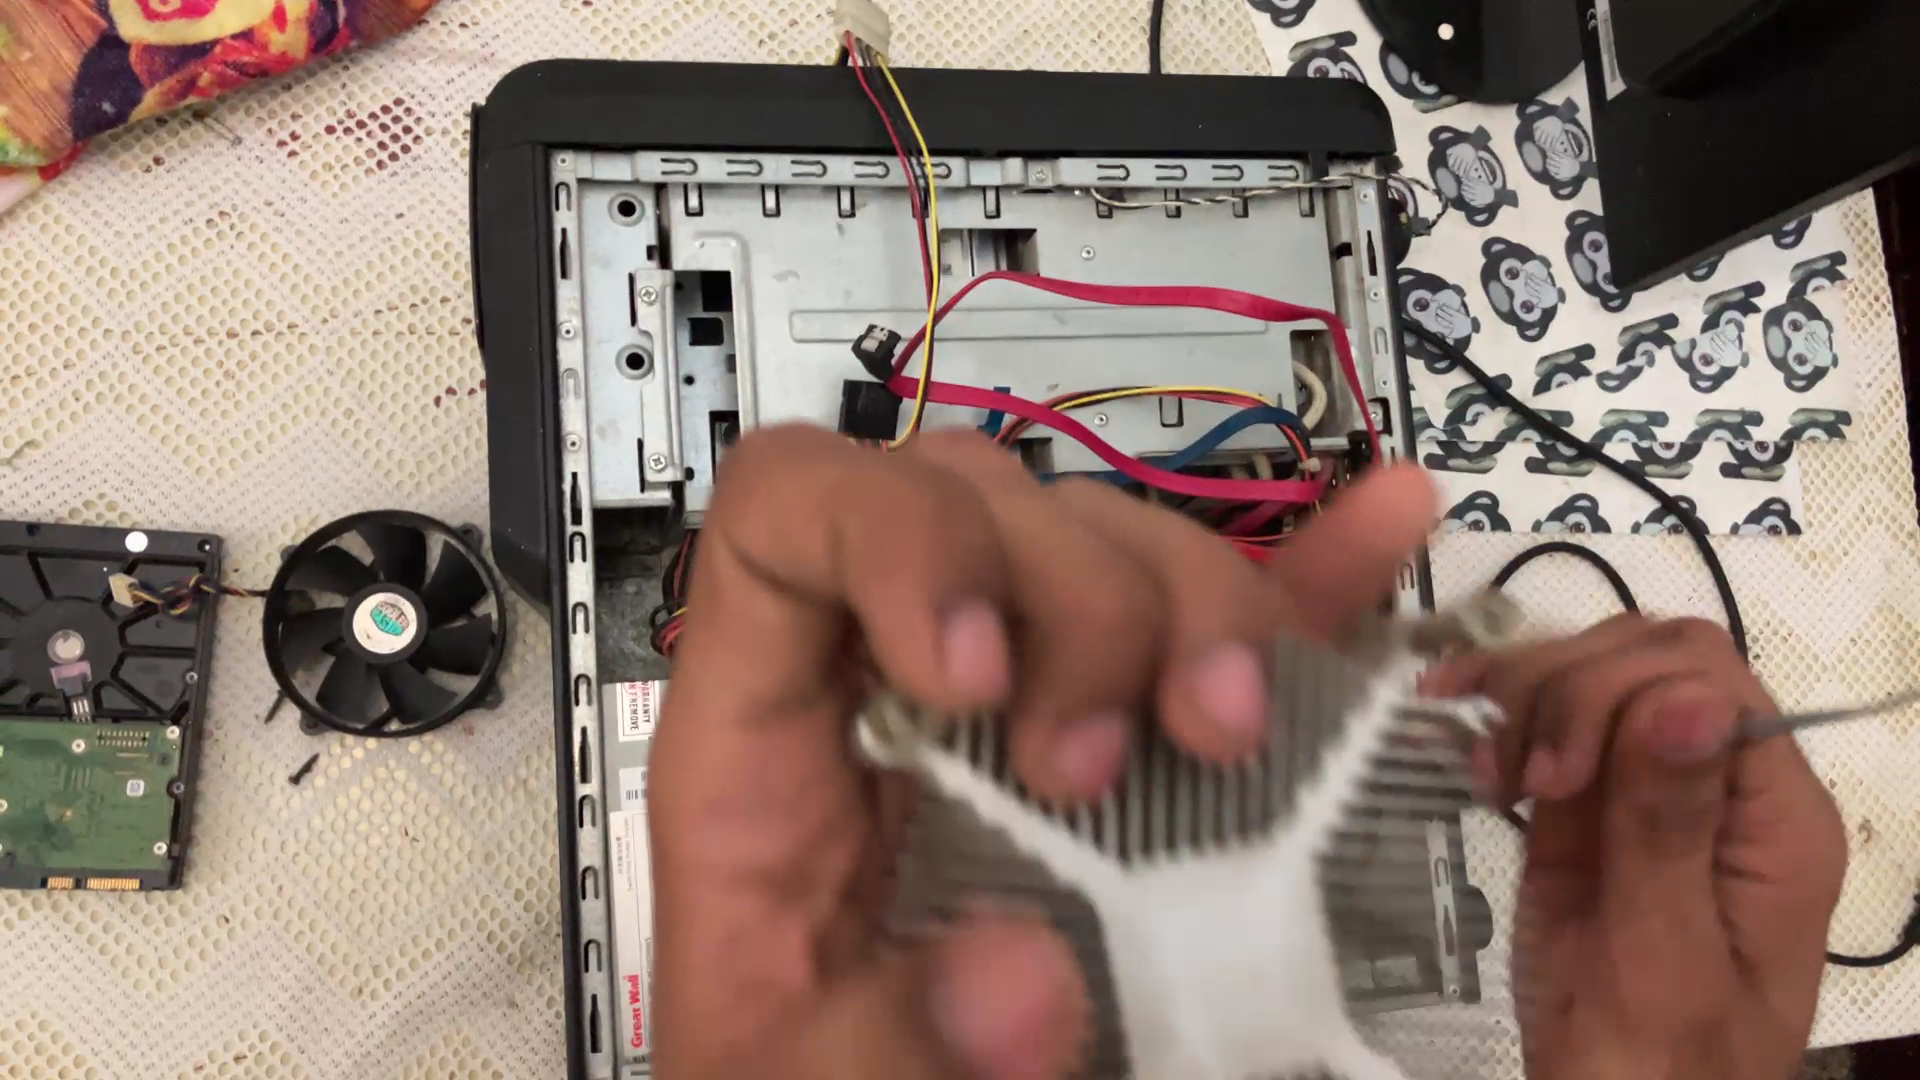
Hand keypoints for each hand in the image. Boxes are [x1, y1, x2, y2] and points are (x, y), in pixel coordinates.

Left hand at [648, 425, 1435, 1078]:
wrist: (880, 1074)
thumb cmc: (807, 1055)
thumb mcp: (794, 1070)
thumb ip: (870, 1039)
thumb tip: (1026, 981)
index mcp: (771, 713)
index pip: (789, 507)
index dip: (887, 533)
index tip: (975, 674)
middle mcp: (893, 651)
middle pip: (978, 497)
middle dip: (1068, 600)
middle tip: (1098, 762)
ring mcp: (1024, 656)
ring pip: (1101, 529)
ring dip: (1183, 602)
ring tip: (1220, 733)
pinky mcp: (1130, 700)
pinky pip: (1211, 594)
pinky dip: (1301, 565)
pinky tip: (1387, 523)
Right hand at [1426, 615, 1845, 1079]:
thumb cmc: (1649, 1052)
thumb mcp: (1660, 950)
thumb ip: (1669, 824)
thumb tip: (1687, 699)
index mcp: (1771, 815)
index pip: (1700, 675)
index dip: (1612, 695)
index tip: (1549, 775)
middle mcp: (1712, 778)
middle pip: (1637, 656)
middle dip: (1557, 692)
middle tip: (1512, 777)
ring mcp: (1641, 780)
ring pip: (1580, 670)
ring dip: (1516, 701)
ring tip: (1485, 774)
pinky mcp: (1579, 792)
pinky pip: (1539, 716)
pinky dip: (1490, 714)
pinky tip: (1464, 748)